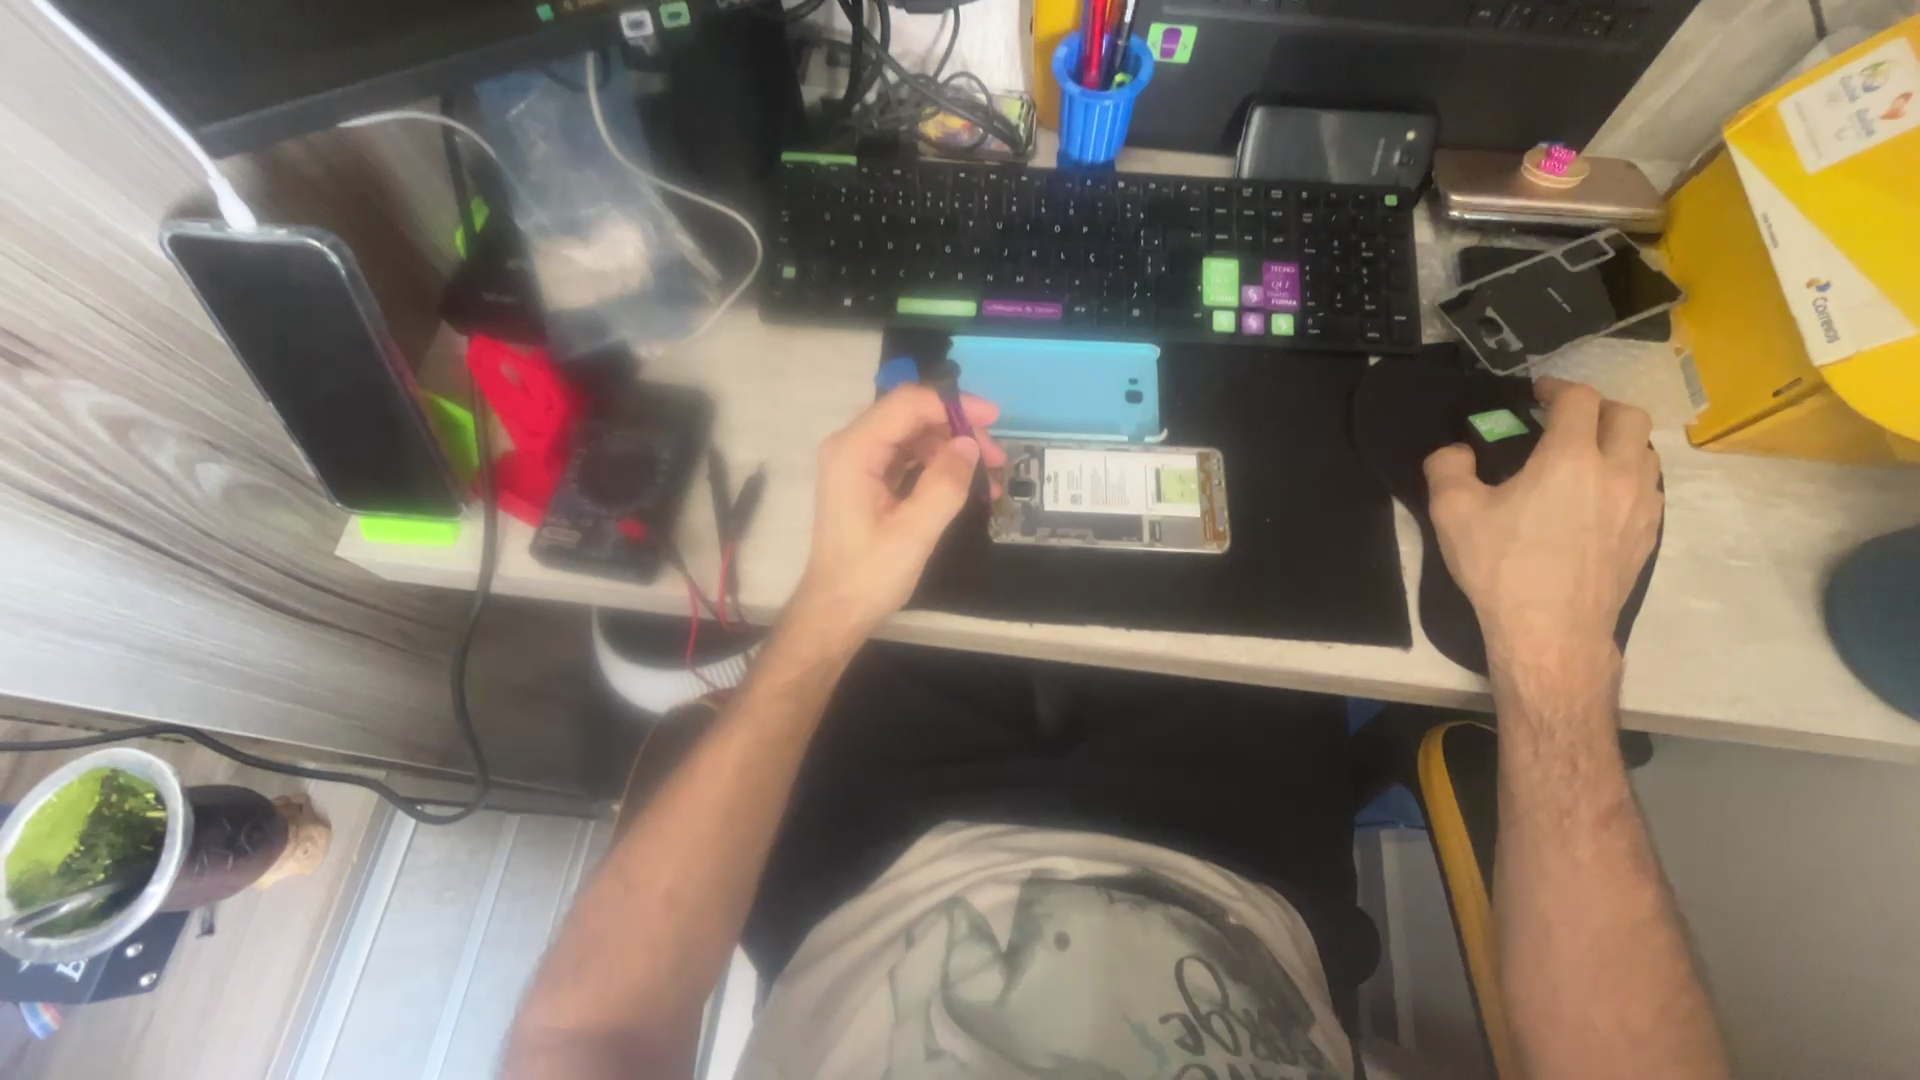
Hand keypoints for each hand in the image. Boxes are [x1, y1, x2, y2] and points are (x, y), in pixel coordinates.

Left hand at [787, 386, 1005, 646]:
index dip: (954, 405)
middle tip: (996, 459)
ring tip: (989, 478)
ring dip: (952, 449)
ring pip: (913, 436)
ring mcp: (858, 463)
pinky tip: (966, 485)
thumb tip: (970, 446)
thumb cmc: (869, 575)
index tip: (993, 421)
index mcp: (854, 451)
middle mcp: (851, 447)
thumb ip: (944, 484)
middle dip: (957, 429)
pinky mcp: (867, 480)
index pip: (907, 404)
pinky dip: (938, 466)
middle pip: (911, 415)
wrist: (836, 610)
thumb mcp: (914, 532)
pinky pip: (907, 458)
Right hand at [1424, 377, 1662, 667]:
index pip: (1578, 400)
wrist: (1550, 629)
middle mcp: (1617, 471)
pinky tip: (1595, 499)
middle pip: (1628, 416)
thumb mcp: (1452, 512)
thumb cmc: (1500, 565)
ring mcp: (1641, 504)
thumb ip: (1447, 467)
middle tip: (1567, 419)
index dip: (1557, 388)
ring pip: (1646, 452)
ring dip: (1618, 442)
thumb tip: (1456, 452)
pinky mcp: (1647, 534)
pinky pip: (1647, 488)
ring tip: (1584, 458)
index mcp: (1570, 458)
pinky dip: (1625, 477)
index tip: (1537, 393)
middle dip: (1598, 408)